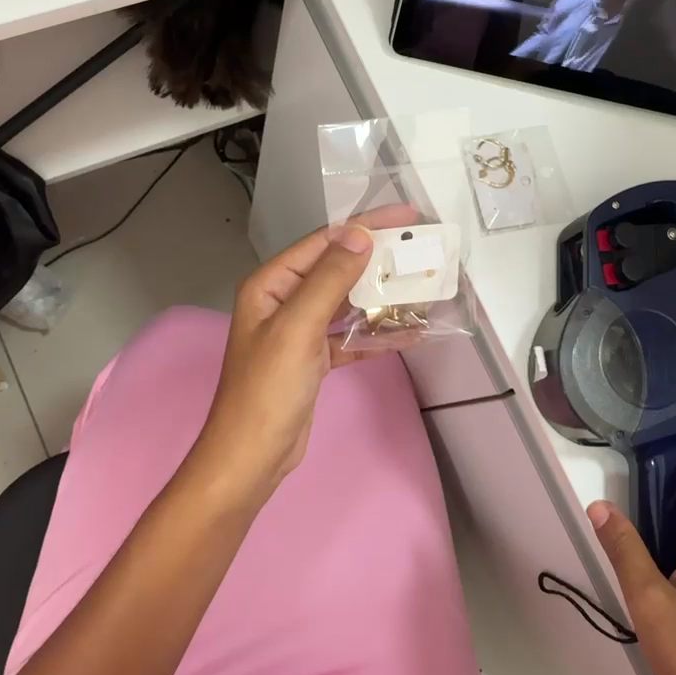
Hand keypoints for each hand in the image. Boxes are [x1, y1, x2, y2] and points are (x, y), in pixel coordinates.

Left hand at [194, 212, 406, 493]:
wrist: (252, 457)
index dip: (365, 226)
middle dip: (378, 261)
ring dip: (381, 297)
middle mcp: (283, 302)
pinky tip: (409, 333)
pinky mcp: (313, 360)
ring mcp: (299, 332)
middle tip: (422, 250)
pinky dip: (376, 335)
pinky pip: (350, 337)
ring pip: (347, 304)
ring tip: (422, 286)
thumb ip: (329, 279)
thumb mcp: (298, 328)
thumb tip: (360, 235)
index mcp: (271, 285)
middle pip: (337, 270)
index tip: (407, 217)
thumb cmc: (267, 390)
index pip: (324, 242)